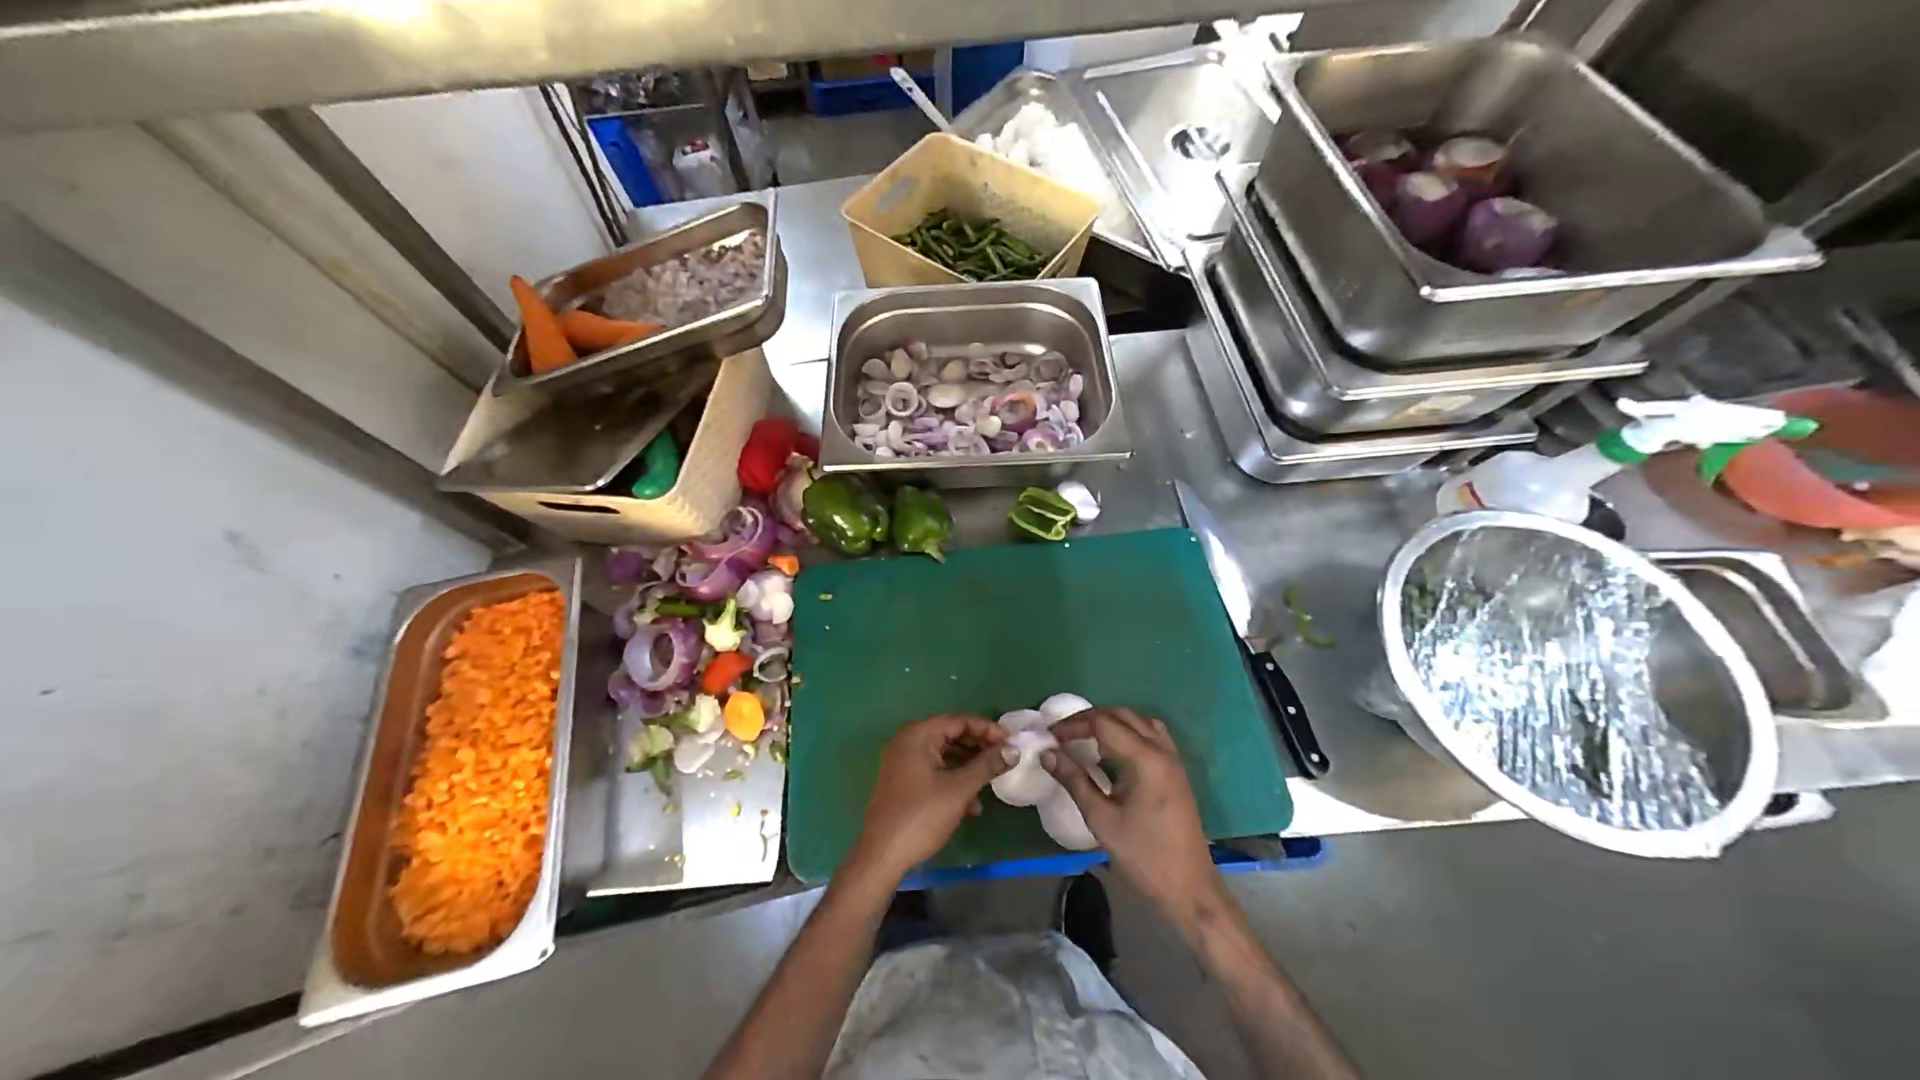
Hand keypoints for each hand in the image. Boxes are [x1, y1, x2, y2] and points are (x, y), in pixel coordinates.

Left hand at [849, 714, 1013, 879]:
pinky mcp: (903, 781)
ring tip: (991, 780)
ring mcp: (903, 762)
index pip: (958, 720)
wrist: (883, 855)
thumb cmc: (922, 815)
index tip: (1010, 742)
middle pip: (951, 735)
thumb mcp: (959, 789)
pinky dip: (953, 780)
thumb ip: (987, 766)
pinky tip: (972, 805)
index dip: (987, 729)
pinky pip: (934, 771)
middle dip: (979, 748)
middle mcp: (907, 741)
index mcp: (918, 735)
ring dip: (968, 767)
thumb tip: (1013, 750)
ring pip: (944, 755)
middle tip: (1004, 758)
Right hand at [1044, 707, 1219, 915]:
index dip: (1074, 725)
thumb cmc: (1143, 855)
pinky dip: (1128, 732)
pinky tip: (1112, 752)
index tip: (1050, 736)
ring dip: (1110, 722)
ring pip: (1138, 721)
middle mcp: (1162, 750)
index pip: (1103, 723)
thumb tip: (1047, 753)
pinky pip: (1151, 735)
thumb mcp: (1101, 818)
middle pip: (1122, 715)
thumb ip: (1074, 780)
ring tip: (1085, 738)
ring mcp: (1173, 759)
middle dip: (1090, 719)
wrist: (1188, 887)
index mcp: (1145, 759)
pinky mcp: (1176, 771)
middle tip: (1063, 734)